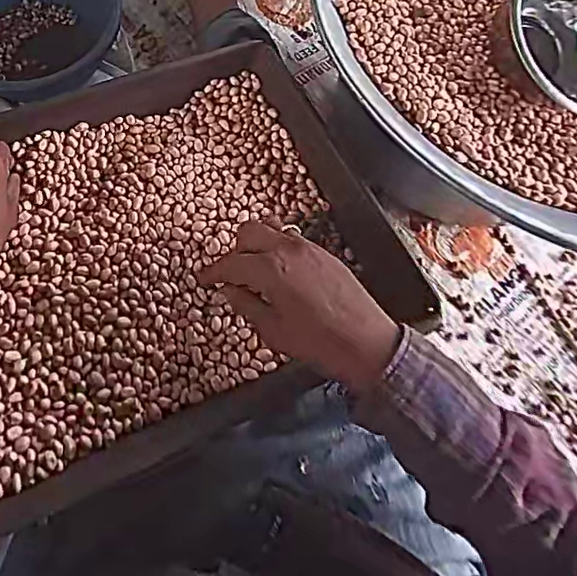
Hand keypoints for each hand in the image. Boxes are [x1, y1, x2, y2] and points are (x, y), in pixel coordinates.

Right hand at [197, 221, 401, 392]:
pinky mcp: (325, 254)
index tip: (205, 279)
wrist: (371, 346)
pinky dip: (277, 248)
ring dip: (257, 244)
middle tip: (232, 273)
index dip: (212, 271)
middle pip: (248, 232)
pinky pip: (291, 239)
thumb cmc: (321, 343)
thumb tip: (231, 291)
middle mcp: (288, 251)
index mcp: (270, 270)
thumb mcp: (273, 331)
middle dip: (235, 251)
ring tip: (255, 268)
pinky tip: (280, 272)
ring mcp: (308, 249)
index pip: (230, 263)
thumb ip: (246, 305)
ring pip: (271, 229)